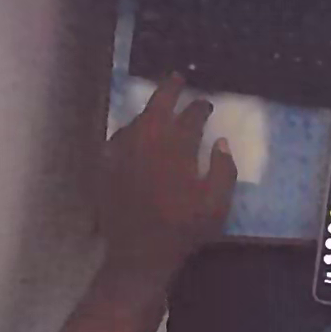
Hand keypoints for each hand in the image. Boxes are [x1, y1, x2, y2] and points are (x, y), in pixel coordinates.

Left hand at [99, 74, 236, 281]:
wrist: (139, 254)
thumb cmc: (183, 229)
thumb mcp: (217, 205)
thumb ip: (224, 170)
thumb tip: (222, 142)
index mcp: (177, 148)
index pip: (191, 116)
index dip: (200, 107)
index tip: (206, 104)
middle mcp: (148, 142)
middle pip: (158, 105)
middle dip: (169, 88)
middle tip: (177, 77)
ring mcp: (123, 153)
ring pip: (136, 120)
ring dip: (149, 110)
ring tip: (158, 106)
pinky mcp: (106, 167)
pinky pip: (117, 139)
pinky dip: (129, 131)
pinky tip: (133, 133)